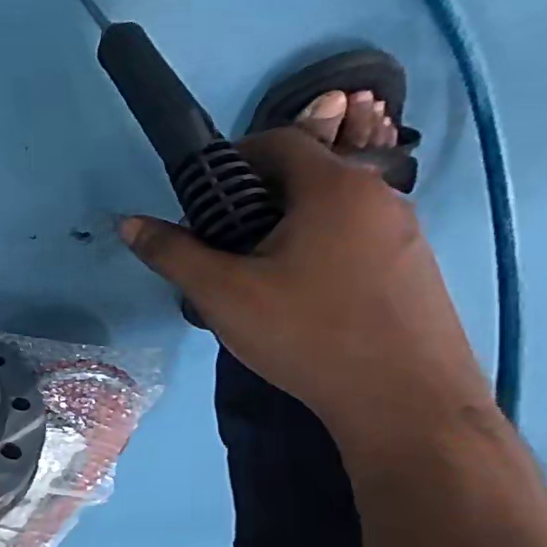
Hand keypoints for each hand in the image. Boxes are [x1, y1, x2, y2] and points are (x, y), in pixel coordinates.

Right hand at [119, 126, 492, 428]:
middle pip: (304, 178)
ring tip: (258, 282)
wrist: (407, 405)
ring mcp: (406, 234)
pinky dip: (320, 255)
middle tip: (221, 248)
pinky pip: (356, 243)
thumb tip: (129, 222)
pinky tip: (303, 304)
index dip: (232, 159)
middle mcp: (379, 197)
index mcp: (334, 188)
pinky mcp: (417, 270)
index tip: (203, 201)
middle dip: (254, 204)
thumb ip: (173, 253)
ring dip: (287, 231)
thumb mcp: (222, 294)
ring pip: (330, 214)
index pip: (278, 141)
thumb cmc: (308, 335)